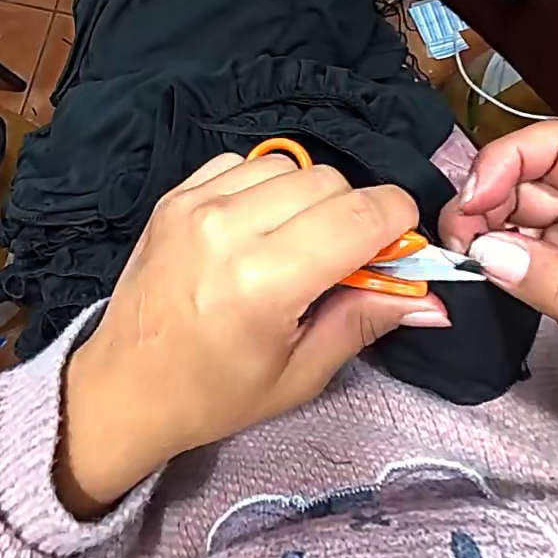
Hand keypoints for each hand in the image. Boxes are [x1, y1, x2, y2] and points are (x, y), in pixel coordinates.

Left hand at [57, 152, 448, 516]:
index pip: (362, 214)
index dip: (397, 221)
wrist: (123, 386)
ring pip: (292, 165)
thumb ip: (368, 320)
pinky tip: (256, 224)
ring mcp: (196, 203)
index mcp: (264, 281)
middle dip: (354, 212)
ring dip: (310, 198)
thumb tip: (433, 297)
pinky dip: (267, 186)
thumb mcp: (302, 373)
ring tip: (293, 241)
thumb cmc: (216, 394)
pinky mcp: (176, 193)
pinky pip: (247, 163)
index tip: (396, 244)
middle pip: (331, 181)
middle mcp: (229, 227)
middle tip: (342, 256)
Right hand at [439, 121, 557, 497]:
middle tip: (456, 241)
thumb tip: (486, 252)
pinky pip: (522, 262)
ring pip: (517, 220)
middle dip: (484, 199)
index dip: (509, 159)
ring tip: (461, 260)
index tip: (473, 200)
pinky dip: (493, 265)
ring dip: (482, 232)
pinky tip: (477, 277)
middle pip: (529, 180)